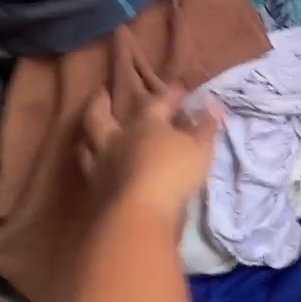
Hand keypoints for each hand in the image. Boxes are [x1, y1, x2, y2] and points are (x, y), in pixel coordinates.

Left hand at [78, 84, 220, 223]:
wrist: (140, 212)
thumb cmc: (174, 173)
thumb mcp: (201, 149)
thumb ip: (206, 127)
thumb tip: (214, 104)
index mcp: (145, 123)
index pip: (158, 102)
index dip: (170, 94)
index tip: (180, 89)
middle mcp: (118, 138)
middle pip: (101, 115)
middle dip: (102, 101)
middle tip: (102, 92)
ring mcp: (101, 163)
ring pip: (87, 142)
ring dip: (89, 134)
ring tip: (91, 132)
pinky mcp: (94, 188)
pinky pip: (87, 168)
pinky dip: (90, 161)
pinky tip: (95, 164)